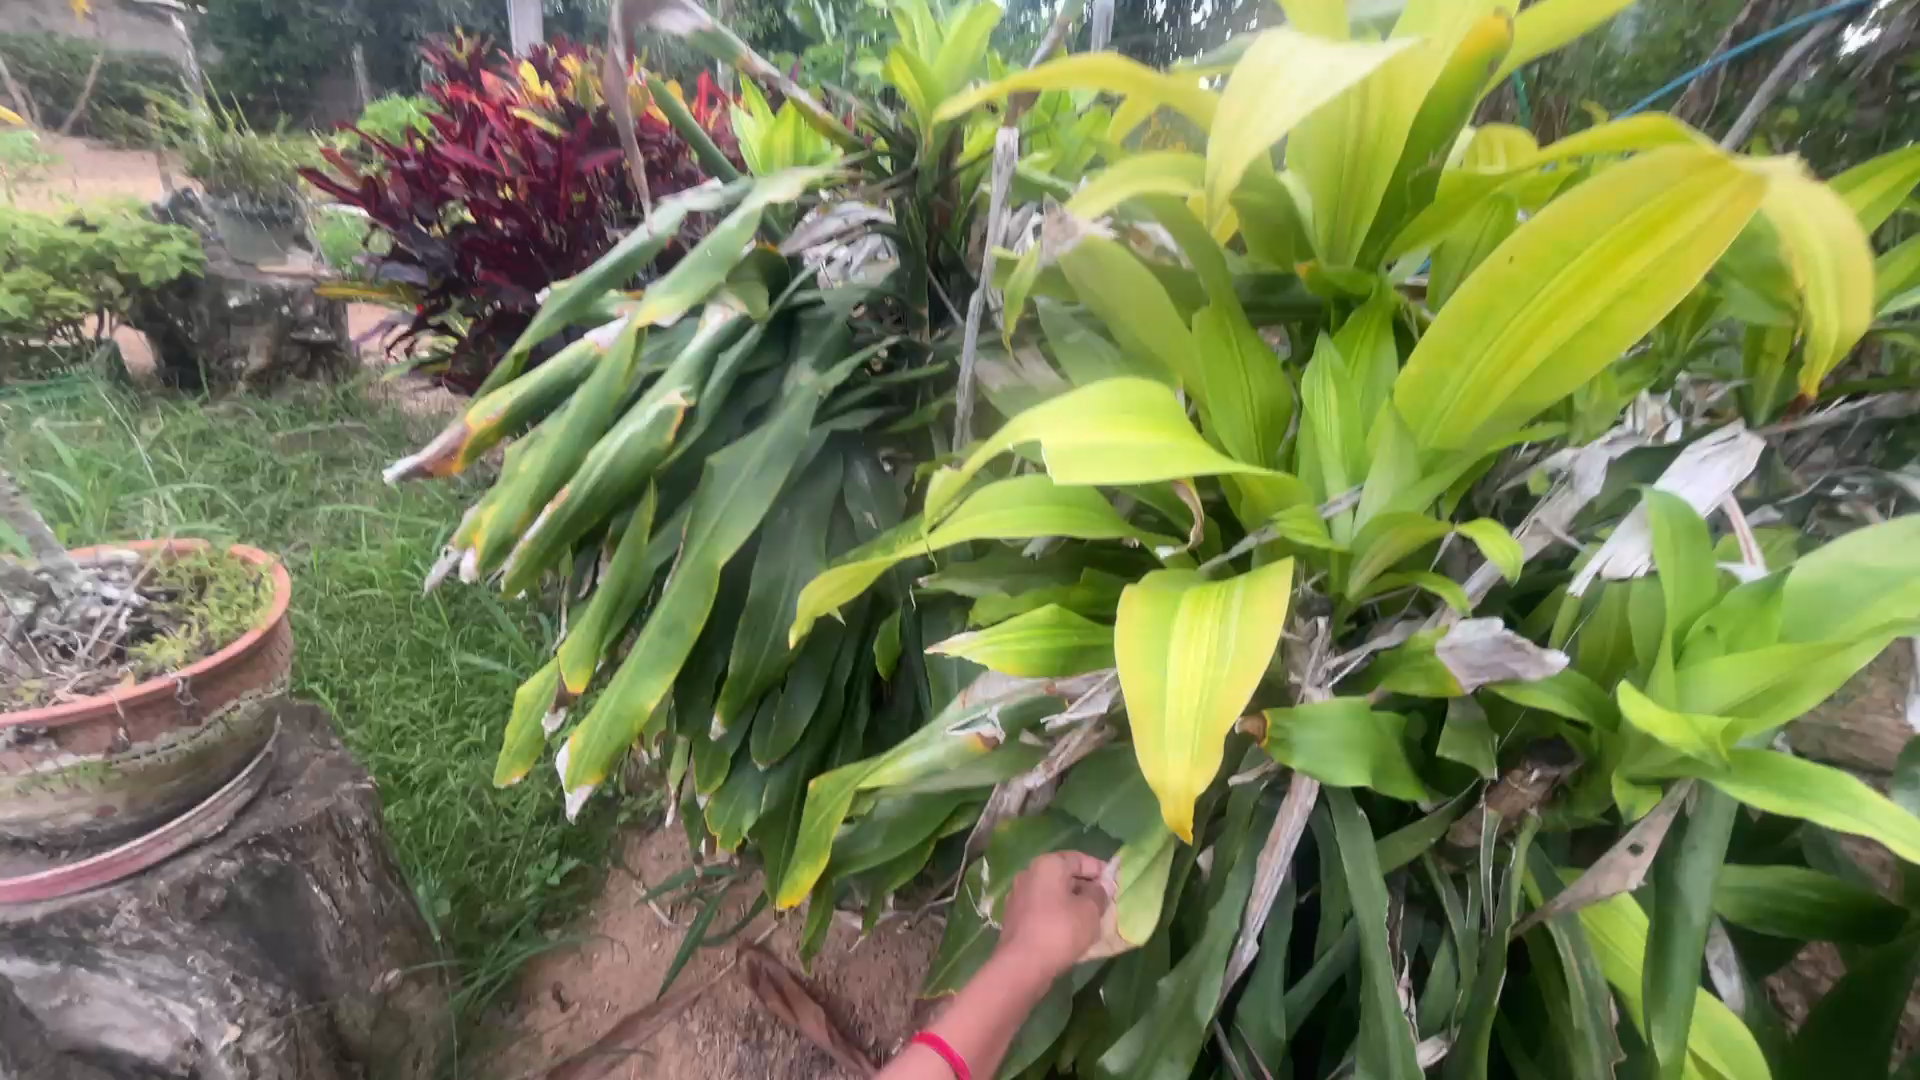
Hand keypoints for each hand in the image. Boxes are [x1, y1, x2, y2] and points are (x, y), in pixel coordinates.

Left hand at [995, 851, 1111, 981]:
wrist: (1022, 964)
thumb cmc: (1060, 930)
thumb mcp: (1089, 911)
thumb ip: (1099, 894)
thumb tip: (1102, 886)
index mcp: (1047, 865)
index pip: (1078, 859)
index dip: (1098, 869)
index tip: (1114, 883)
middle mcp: (1030, 873)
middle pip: (1064, 874)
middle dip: (1085, 887)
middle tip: (1105, 902)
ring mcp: (1019, 894)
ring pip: (1053, 893)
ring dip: (1072, 902)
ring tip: (1091, 918)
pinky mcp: (1016, 915)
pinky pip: (1043, 908)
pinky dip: (1058, 914)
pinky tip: (1070, 930)